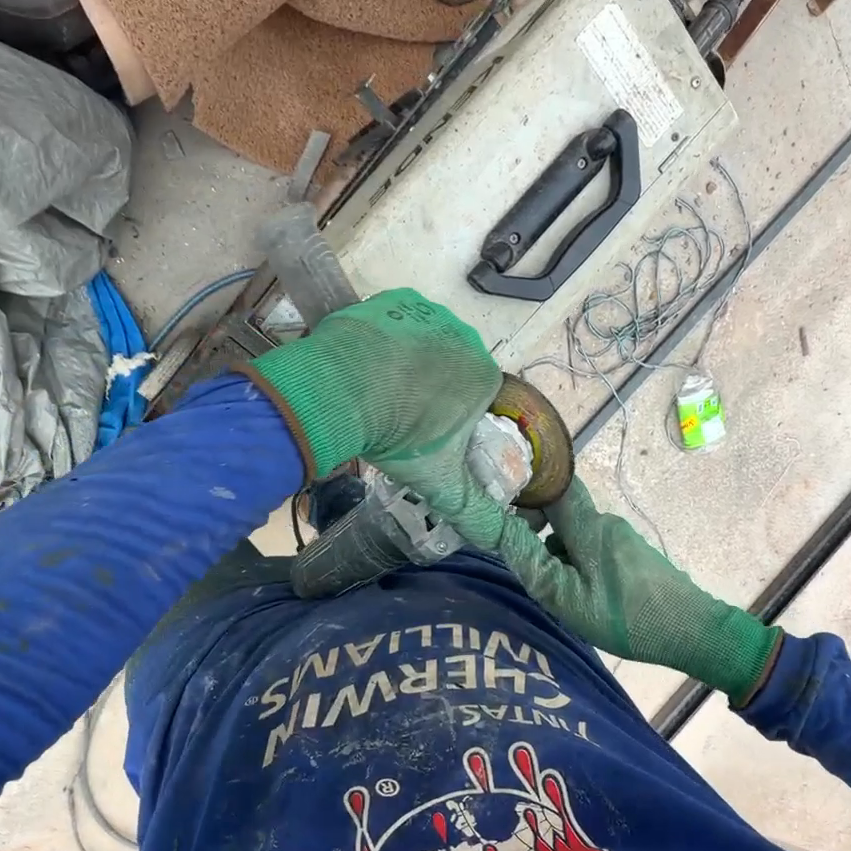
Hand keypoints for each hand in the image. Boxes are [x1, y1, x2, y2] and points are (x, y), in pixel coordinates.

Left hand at [241, 288, 519, 546]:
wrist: (336, 395)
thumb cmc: (396, 439)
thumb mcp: (442, 485)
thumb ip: (479, 516)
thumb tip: (514, 549)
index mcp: (484, 378)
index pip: (476, 403)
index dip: (451, 421)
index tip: (424, 436)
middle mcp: (466, 338)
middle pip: (450, 373)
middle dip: (428, 394)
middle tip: (396, 418)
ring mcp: (427, 314)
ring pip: (422, 348)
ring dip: (405, 367)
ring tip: (376, 393)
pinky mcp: (392, 301)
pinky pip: (395, 325)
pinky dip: (384, 343)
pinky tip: (365, 366)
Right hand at [492, 478, 781, 702]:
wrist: (692, 633)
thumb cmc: (626, 618)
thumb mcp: (567, 598)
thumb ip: (531, 563)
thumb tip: (496, 530)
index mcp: (588, 527)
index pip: (552, 484)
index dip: (524, 485)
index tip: (498, 500)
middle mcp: (605, 523)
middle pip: (560, 514)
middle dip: (536, 532)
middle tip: (522, 565)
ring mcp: (621, 539)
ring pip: (575, 536)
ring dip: (557, 556)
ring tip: (553, 592)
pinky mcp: (632, 555)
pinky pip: (591, 550)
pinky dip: (576, 565)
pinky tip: (580, 597)